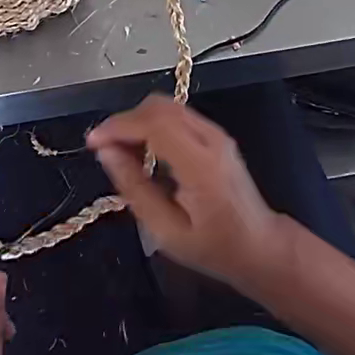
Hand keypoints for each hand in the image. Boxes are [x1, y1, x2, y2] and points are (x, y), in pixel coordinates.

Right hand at [87, 96, 289, 288]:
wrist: (260, 246)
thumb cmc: (215, 247)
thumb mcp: (166, 231)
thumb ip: (135, 188)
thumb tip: (107, 153)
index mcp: (201, 164)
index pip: (154, 124)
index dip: (119, 126)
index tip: (93, 141)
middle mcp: (211, 139)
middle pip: (159, 107)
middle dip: (125, 120)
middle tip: (105, 147)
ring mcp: (216, 133)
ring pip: (167, 106)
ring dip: (138, 120)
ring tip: (120, 149)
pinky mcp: (216, 134)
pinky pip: (177, 115)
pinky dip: (153, 124)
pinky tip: (143, 148)